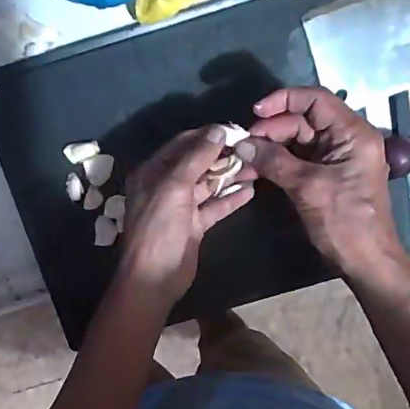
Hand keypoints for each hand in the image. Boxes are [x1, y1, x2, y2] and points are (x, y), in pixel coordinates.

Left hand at [117, 126, 256, 304]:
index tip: (235, 130)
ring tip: (257, 166)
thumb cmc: (158, 229)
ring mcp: (180, 206)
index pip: (182, 144)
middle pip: (197, 163)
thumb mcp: (173, 187)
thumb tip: (218, 131)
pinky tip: (250, 190)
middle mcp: (165, 186)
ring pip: (208, 184)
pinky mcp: (194, 225)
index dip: (207, 136)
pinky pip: (214, 206)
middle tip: (251, 148)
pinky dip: (230, 198)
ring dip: (230, 175)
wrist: (154, 278)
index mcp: (152, 173)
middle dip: (222, 155)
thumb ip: (195, 158)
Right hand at [238, 87, 405, 277]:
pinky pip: (296, 160)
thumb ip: (275, 161)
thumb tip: (243, 144)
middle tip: (243, 144)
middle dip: (270, 129)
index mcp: (352, 134)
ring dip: (268, 148)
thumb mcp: (308, 188)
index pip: (316, 100)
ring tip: (242, 159)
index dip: (283, 100)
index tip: (254, 112)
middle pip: (302, 121)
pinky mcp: (324, 176)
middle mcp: (345, 140)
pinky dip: (275, 163)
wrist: (366, 262)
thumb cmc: (345, 223)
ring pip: (296, 141)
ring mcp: (335, 159)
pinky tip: (253, 170)